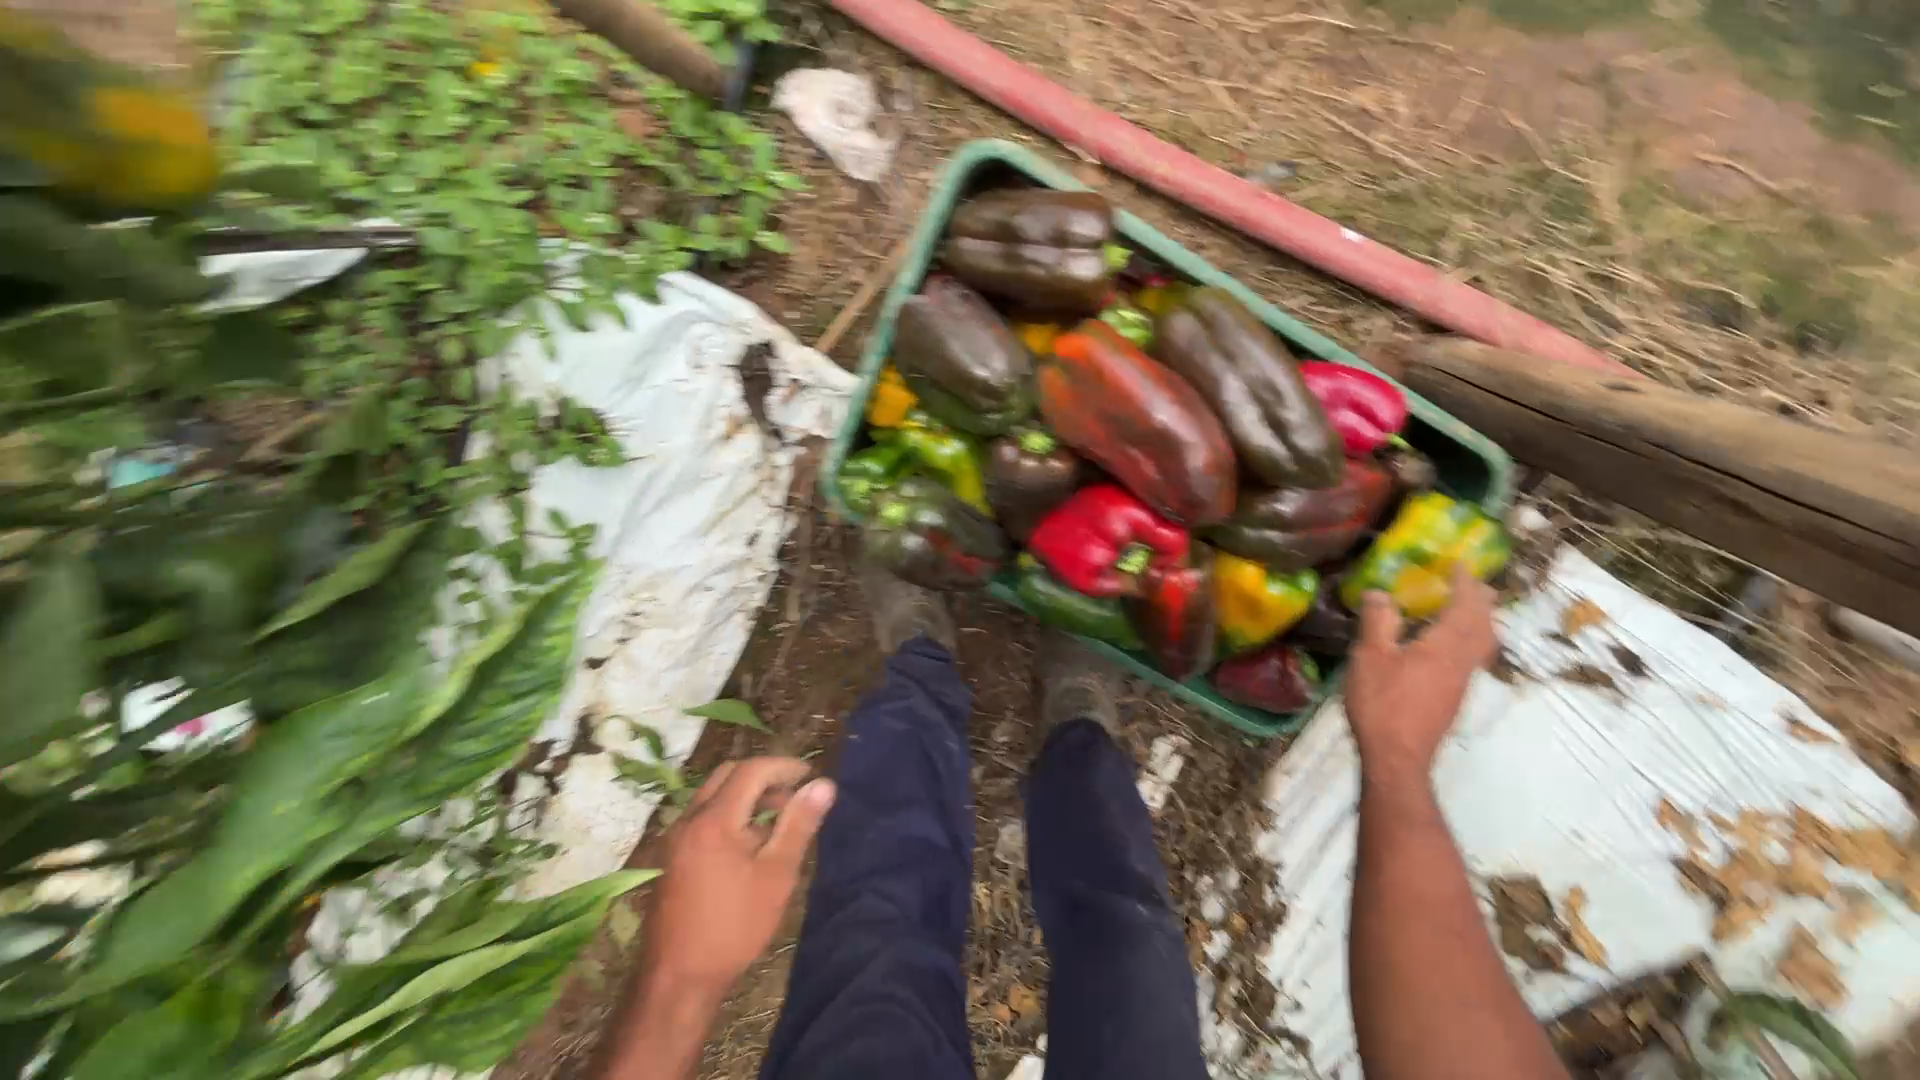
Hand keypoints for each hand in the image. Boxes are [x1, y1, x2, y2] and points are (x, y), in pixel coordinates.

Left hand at [636, 757, 836, 1001]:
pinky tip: (750, 844)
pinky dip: (730, 812)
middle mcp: (690, 819)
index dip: (784, 766)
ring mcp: (677, 838)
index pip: (751, 770)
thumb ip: (798, 824)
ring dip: (746, 794)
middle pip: (728, 774)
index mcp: (714, 819)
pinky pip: (704, 815)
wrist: (678, 978)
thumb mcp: (776, 874)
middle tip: (794, 794)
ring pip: (714, 794)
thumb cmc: (734, 926)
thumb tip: (823, 785)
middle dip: (764, 776)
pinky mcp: (673, 856)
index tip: (811, 776)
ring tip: (778, 820)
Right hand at [1346, 563, 1497, 784]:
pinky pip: (1472, 658)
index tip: (1460, 564)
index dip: (1464, 584)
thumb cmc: (1382, 702)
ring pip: (1483, 644)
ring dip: (1481, 621)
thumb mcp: (1370, 657)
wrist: (1398, 756)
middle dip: (1482, 602)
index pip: (1464, 606)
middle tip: (1475, 584)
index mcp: (1445, 646)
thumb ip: (1378, 622)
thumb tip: (1381, 592)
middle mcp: (1462, 662)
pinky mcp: (1454, 698)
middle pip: (1484, 626)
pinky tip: (1450, 646)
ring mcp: (1462, 682)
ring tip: (1470, 610)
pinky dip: (1470, 640)